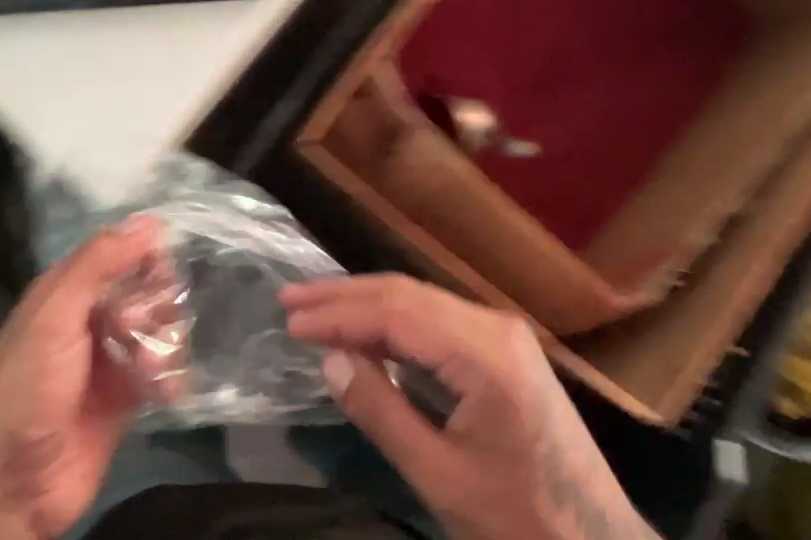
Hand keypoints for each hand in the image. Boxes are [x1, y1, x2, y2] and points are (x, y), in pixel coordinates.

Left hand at [0, 217, 160, 539]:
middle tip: (146, 325)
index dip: (142, 253)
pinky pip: (162, 371)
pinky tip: (166, 393)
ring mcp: (108, 358)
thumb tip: (149, 222)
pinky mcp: (125, 397)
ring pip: (157, 328)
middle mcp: (87, 318)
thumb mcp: (55, 317)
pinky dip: (170, 377)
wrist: (14, 486)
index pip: (113, 252)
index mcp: (63, 292)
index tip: (162, 264)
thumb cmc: (27, 389)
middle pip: (142, 288)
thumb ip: (97, 265)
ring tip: (152, 369)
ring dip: (165, 342)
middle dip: (156, 302)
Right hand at [282, 275, 656, 539]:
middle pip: (406, 294)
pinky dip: (393, 320)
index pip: (395, 314)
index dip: (338, 315)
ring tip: (315, 307)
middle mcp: (495, 326)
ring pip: (420, 300)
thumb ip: (382, 413)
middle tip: (289, 298)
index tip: (290, 322)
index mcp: (484, 354)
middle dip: (344, 295)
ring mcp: (504, 335)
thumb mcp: (441, 477)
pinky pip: (437, 319)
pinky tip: (365, 330)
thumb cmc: (520, 522)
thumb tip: (330, 359)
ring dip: (365, 303)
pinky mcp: (505, 351)